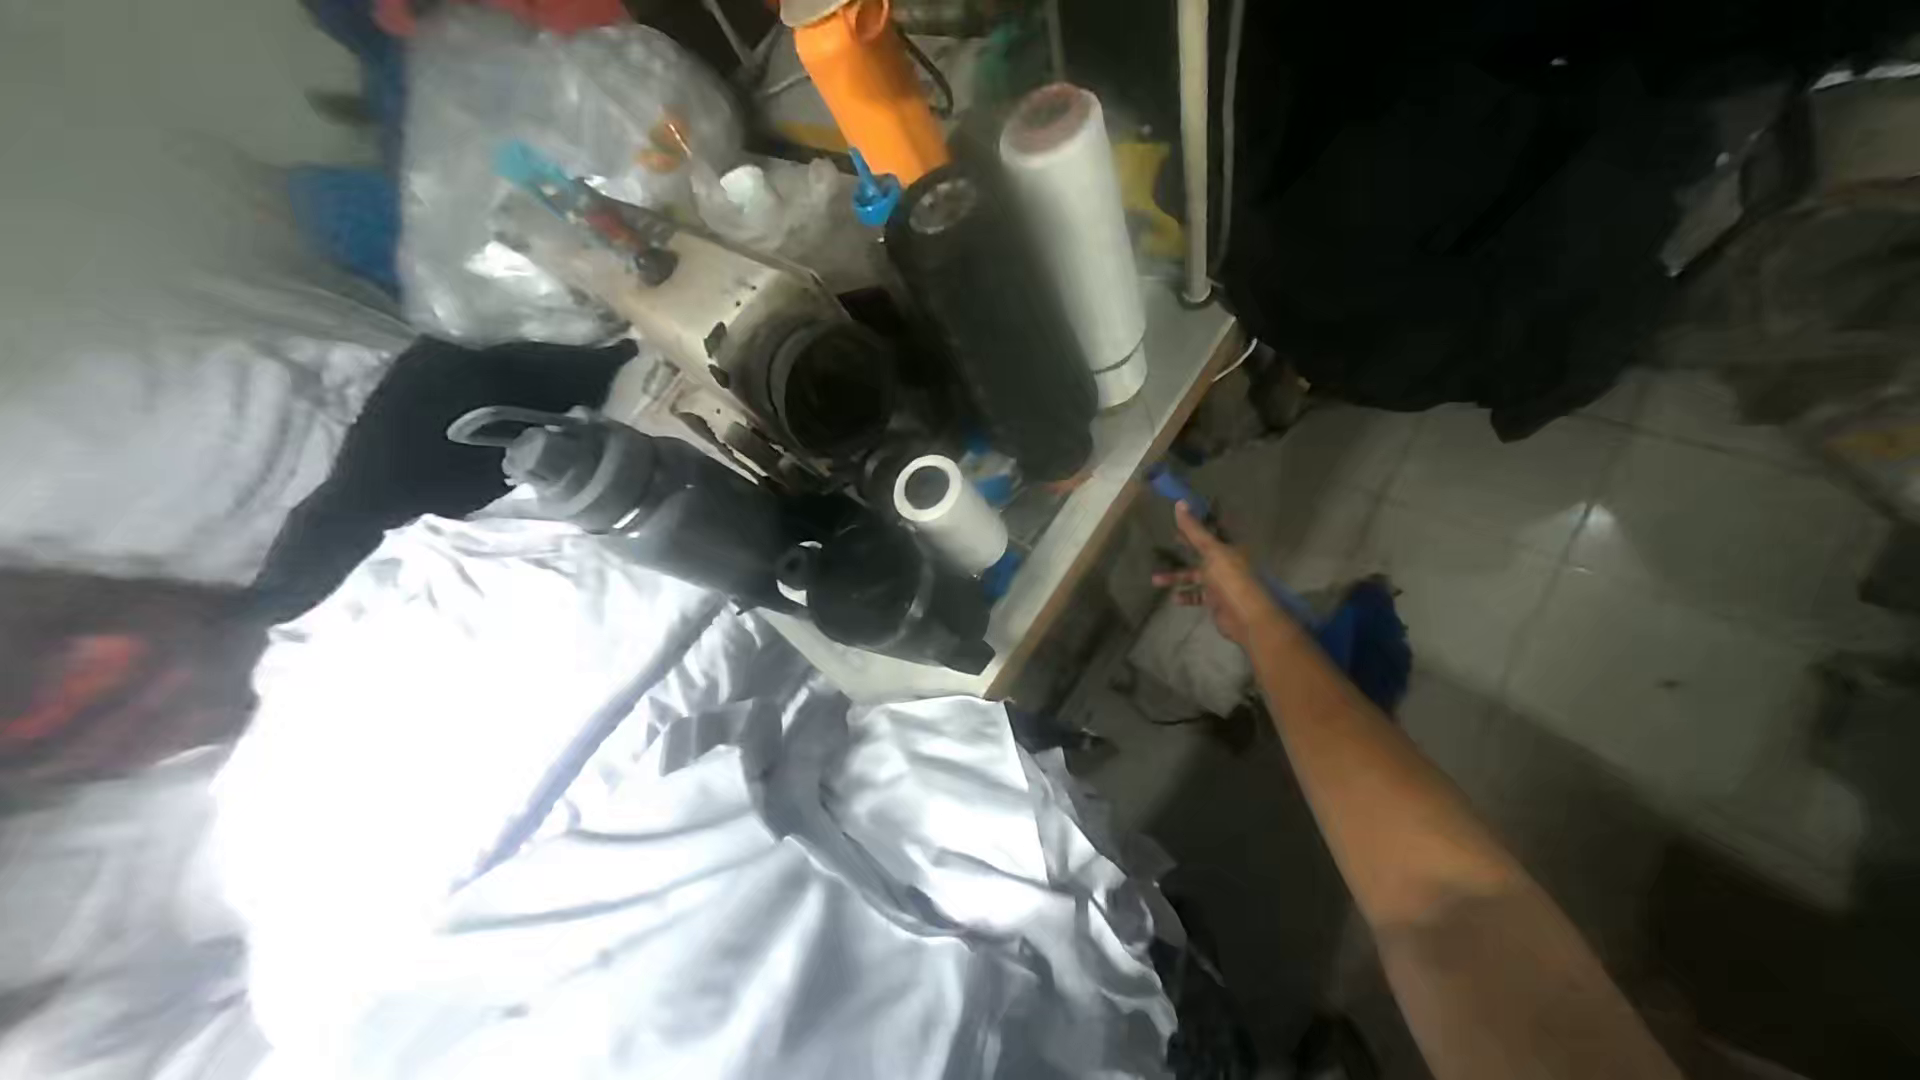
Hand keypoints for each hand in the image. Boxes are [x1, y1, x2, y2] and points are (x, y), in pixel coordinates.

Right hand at [1151, 501, 1286, 646]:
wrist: (1246, 617)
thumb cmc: (1231, 579)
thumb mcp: (1211, 551)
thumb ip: (1194, 530)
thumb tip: (1180, 502)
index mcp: (1229, 548)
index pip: (1213, 530)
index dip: (1199, 523)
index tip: (1182, 516)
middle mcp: (1226, 562)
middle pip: (1201, 552)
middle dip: (1185, 548)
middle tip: (1168, 540)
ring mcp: (1220, 583)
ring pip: (1194, 575)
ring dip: (1176, 577)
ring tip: (1155, 580)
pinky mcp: (1215, 601)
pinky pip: (1196, 595)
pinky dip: (1186, 595)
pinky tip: (1174, 598)